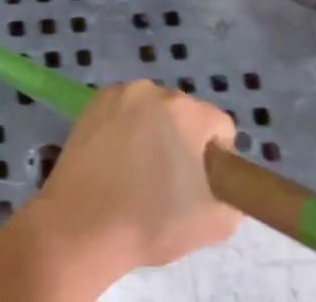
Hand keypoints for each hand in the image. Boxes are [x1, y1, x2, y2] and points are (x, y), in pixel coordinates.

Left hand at [30, 80, 241, 272]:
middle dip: (186, 140)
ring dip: (155, 131)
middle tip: (173, 178)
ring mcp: (117, 94)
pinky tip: (118, 160)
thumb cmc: (151, 221)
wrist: (82, 224)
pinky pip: (124, 113)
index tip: (205, 183)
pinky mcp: (90, 105)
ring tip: (141, 170)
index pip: (220, 126)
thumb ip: (232, 196)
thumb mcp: (216, 222)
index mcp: (185, 111)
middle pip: (185, 113)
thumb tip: (219, 183)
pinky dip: (127, 129)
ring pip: (152, 111)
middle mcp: (150, 91)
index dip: (220, 156)